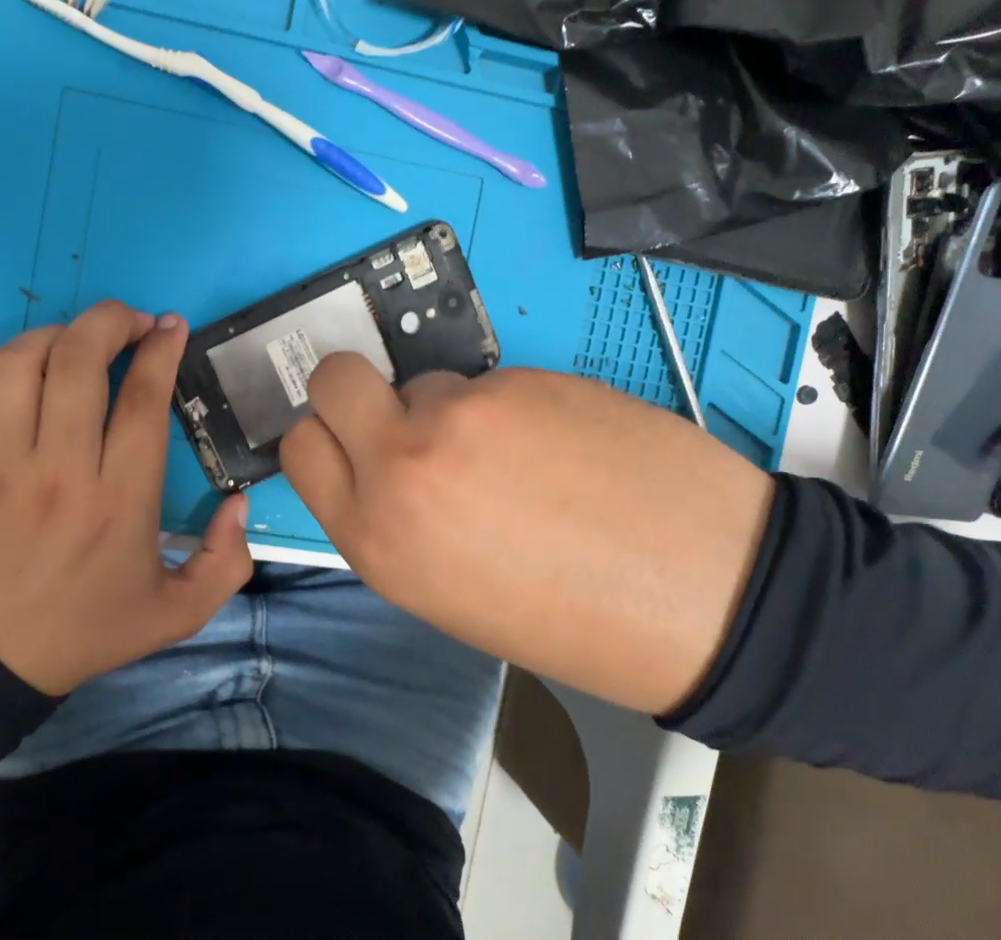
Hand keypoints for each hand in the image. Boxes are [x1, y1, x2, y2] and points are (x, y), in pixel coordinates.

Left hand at [0, 301, 253, 695]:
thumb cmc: (93, 629)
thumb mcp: (181, 613)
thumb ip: (227, 561)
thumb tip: (240, 503)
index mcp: (121, 501)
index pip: (141, 399)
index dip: (160, 351)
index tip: (171, 328)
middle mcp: (61, 471)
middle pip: (77, 362)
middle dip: (110, 321)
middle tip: (132, 322)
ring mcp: (3, 465)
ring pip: (19, 364)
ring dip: (55, 334)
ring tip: (79, 340)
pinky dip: (1, 364)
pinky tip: (28, 370)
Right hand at [280, 355, 775, 714]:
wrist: (701, 599)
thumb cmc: (565, 622)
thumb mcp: (439, 593)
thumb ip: (388, 520)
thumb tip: (379, 464)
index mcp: (374, 537)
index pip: (300, 446)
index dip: (324, 438)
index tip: (352, 443)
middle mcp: (401, 465)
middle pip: (334, 378)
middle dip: (355, 388)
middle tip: (406, 419)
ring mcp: (465, 413)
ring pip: (426, 382)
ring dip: (453, 409)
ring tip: (520, 457)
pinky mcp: (527, 379)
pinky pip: (493, 382)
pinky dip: (514, 407)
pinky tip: (564, 446)